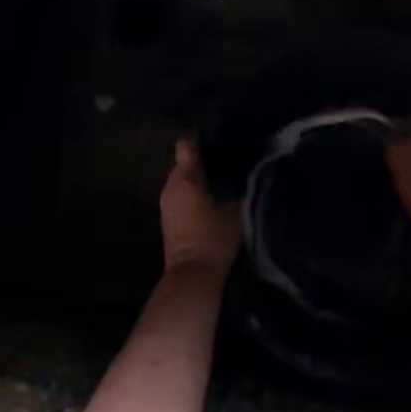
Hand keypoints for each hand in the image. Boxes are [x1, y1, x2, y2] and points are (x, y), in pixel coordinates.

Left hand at [159, 138, 241, 274]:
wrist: (193, 274)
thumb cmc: (214, 238)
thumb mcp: (235, 212)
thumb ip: (238, 191)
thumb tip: (244, 178)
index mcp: (184, 180)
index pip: (185, 147)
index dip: (199, 139)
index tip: (216, 136)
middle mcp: (170, 187)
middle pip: (182, 164)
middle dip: (200, 161)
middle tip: (224, 160)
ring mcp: (166, 204)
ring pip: (180, 181)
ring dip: (195, 179)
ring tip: (219, 178)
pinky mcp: (167, 219)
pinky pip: (179, 196)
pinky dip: (191, 193)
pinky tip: (210, 197)